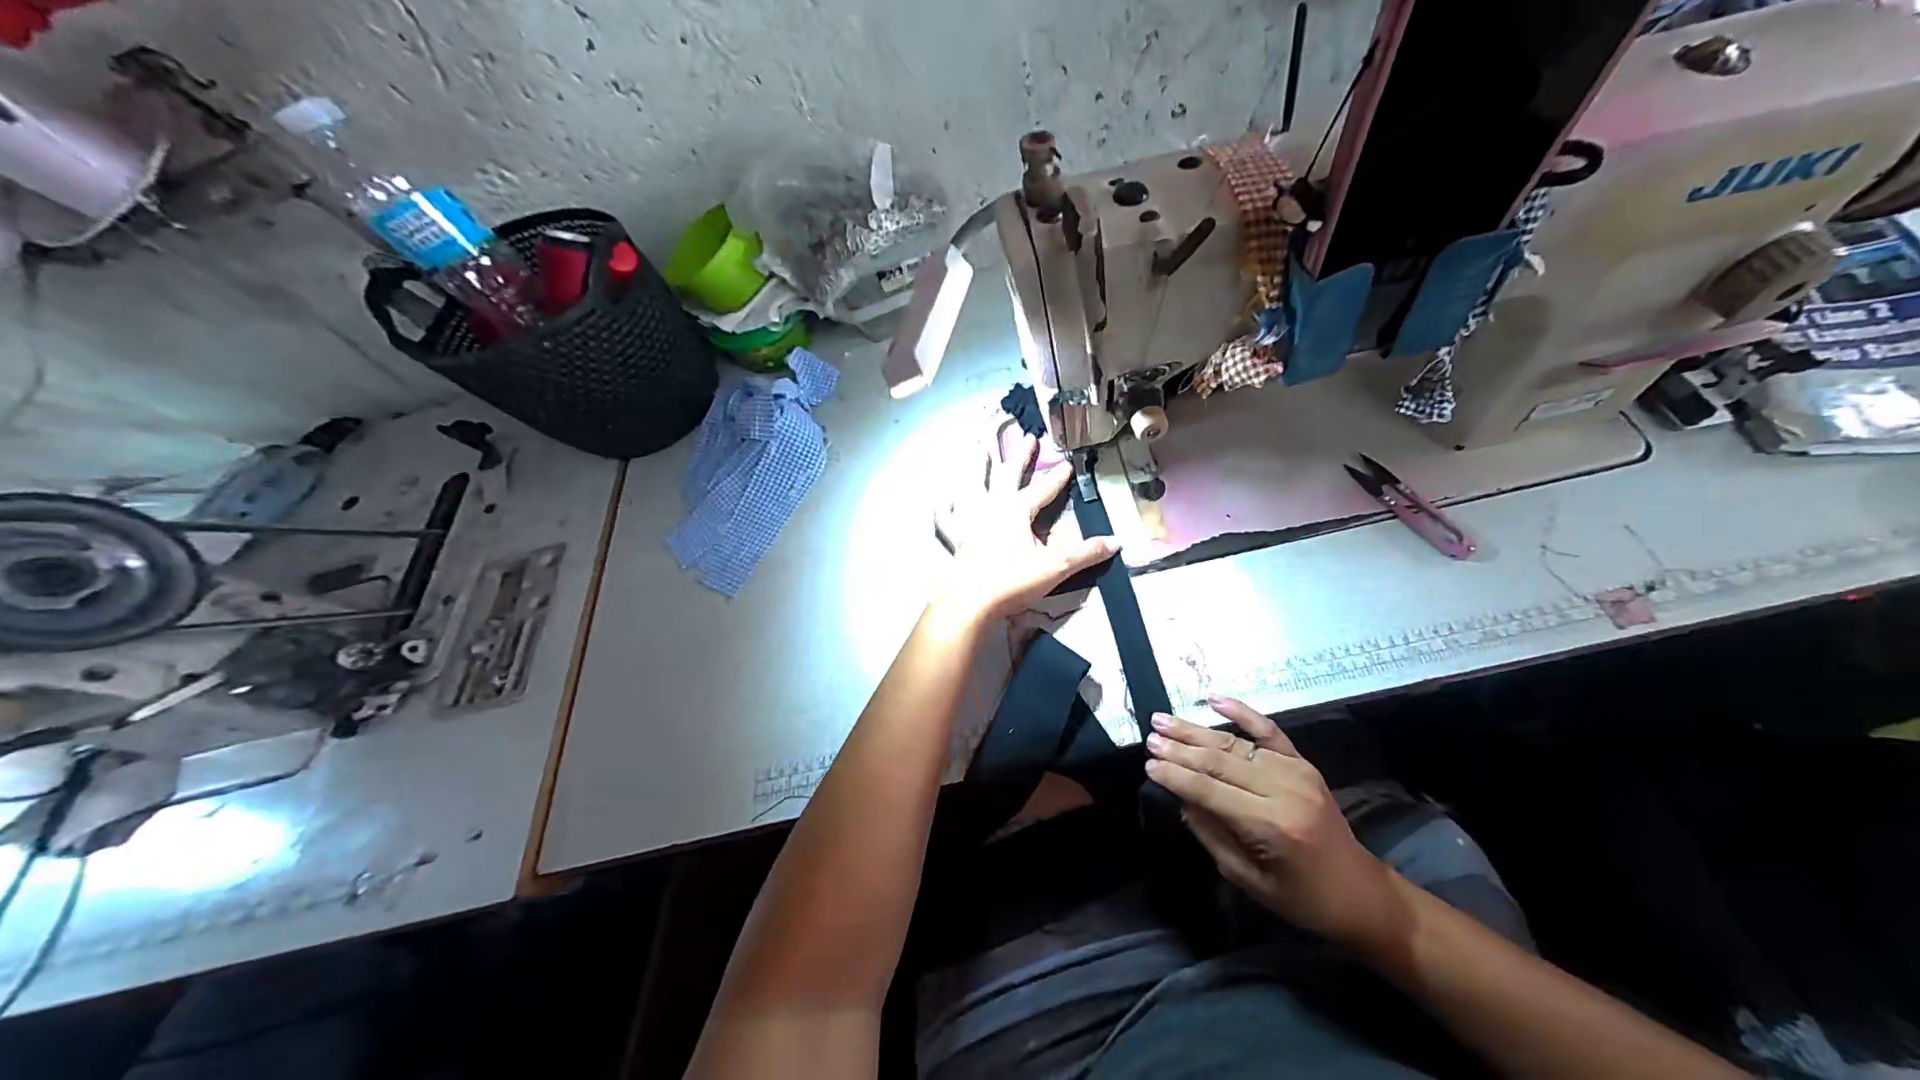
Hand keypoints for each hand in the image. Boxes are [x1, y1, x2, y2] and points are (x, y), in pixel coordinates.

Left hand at [934, 433, 1118, 620]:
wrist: (971, 601)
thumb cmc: (1012, 582)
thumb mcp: (1055, 568)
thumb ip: (1085, 553)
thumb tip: (1115, 542)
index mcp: (1017, 511)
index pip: (1043, 489)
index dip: (1057, 477)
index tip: (1068, 463)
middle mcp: (992, 507)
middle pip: (1007, 475)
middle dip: (1020, 456)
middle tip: (1027, 437)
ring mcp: (969, 520)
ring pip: (972, 485)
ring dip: (976, 465)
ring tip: (978, 447)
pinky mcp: (955, 537)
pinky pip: (947, 517)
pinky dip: (946, 507)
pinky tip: (944, 500)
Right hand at [1144, 697, 1408, 950]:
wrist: (1360, 891)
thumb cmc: (1301, 897)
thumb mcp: (1248, 879)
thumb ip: (1211, 835)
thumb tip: (1181, 798)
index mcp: (1271, 826)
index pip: (1210, 792)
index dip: (1176, 776)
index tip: (1147, 764)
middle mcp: (1283, 790)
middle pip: (1219, 762)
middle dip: (1180, 749)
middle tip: (1150, 738)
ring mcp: (1296, 771)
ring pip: (1236, 743)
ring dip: (1195, 730)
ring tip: (1162, 719)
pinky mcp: (1303, 763)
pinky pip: (1269, 730)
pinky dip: (1241, 712)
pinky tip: (1213, 699)